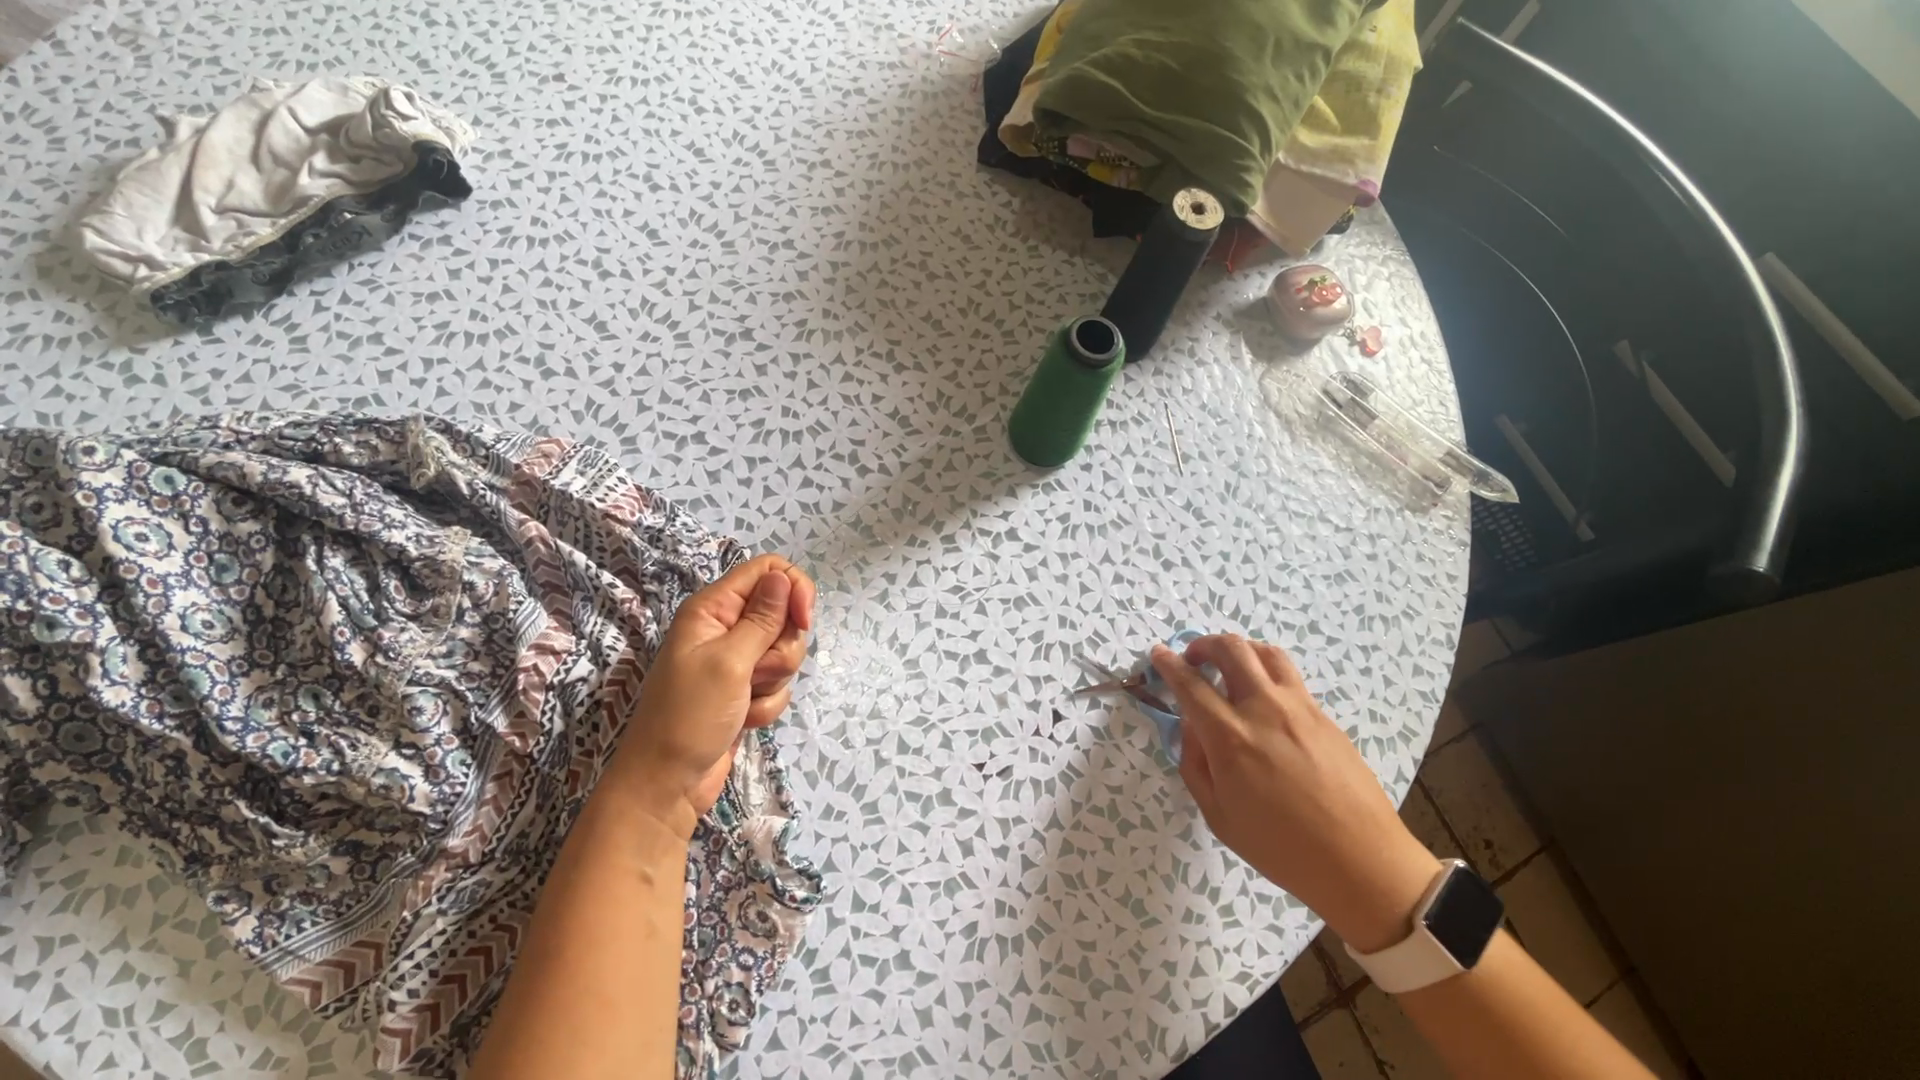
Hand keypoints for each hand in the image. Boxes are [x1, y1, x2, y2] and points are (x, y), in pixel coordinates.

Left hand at [612, 554, 814, 838]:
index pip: (767, 571)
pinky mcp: (745, 691)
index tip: (804, 620)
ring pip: (785, 652)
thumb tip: (783, 576)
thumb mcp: (729, 662)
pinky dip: (768, 704)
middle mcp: (725, 628)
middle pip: (783, 614)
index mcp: (713, 608)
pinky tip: (745, 720)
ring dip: (774, 680)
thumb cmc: (689, 716)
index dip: (793, 588)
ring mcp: (736, 661)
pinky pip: (778, 684)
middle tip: (757, 672)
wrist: (667, 784)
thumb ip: (762, 618)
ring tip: (745, 700)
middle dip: (782, 647)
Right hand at [1150, 634, 1442, 953]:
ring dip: (1240, 649)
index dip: (1169, 665)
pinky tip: (1263, 697)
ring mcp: (1299, 708)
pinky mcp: (1324, 716)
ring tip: (1230, 666)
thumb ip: (1195, 764)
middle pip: (1231, 649)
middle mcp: (1264, 710)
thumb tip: (1189, 726)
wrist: (1359, 860)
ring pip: (1266, 652)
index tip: (1158, 655)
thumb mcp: (1219, 816)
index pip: (1190, 685)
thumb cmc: (1280, 848)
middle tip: (1192, 658)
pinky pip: (1290, 677)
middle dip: (1204, 644)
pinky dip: (1267, 672)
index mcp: (1230, 738)